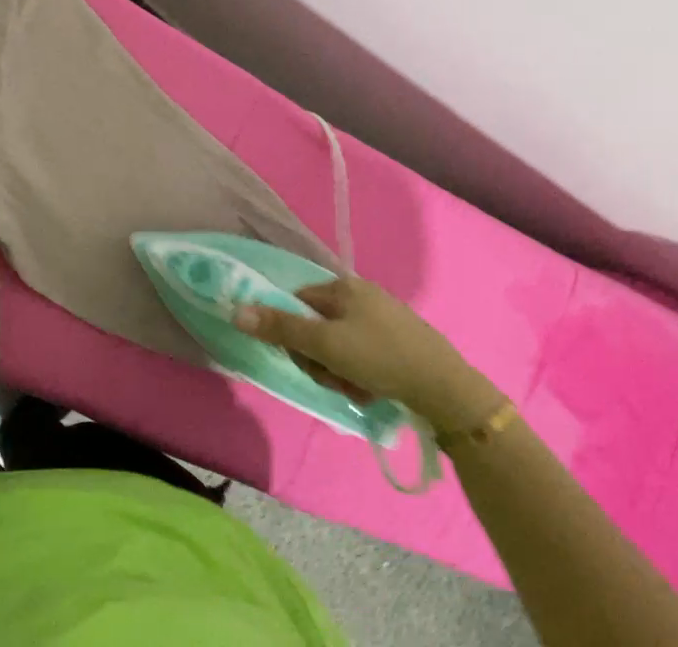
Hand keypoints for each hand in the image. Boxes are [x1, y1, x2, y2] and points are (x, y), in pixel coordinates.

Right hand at [233, 276, 505, 433]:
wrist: (442, 387)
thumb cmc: (378, 357)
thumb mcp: (324, 344)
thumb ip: (281, 328)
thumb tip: (236, 310)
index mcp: (343, 288)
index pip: (296, 302)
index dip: (291, 333)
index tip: (304, 357)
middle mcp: (361, 296)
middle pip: (315, 328)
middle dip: (318, 359)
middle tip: (333, 377)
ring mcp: (381, 320)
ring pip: (336, 348)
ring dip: (338, 373)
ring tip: (356, 387)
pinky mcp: (396, 343)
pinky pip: (360, 358)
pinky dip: (359, 377)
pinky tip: (371, 389)